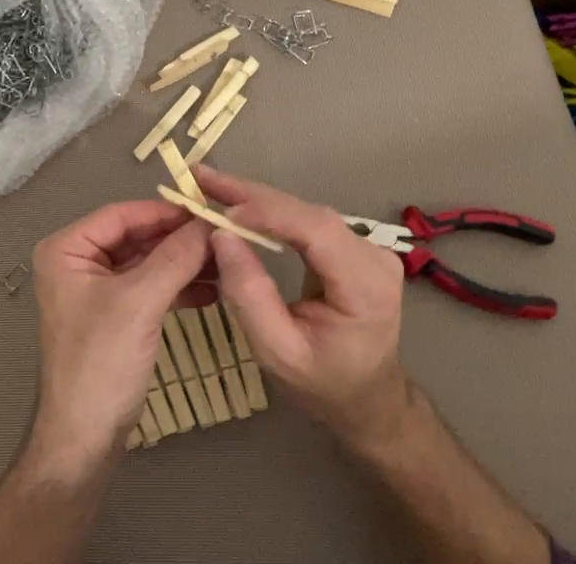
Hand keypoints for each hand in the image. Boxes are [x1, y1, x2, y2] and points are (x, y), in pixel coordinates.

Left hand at [28, 200, 213, 465]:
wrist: (86, 435)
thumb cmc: (101, 362)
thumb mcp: (138, 303)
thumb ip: (173, 259)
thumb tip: (210, 224)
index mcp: (66, 249)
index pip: (120, 215)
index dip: (164, 211)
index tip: (209, 211)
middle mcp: (76, 262)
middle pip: (135, 237)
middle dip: (178, 239)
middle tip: (225, 237)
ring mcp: (96, 290)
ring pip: (146, 263)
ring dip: (183, 264)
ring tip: (227, 263)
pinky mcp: (115, 315)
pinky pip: (149, 288)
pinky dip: (178, 288)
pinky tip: (213, 290)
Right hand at [196, 165, 411, 449]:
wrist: (365, 397)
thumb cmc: (322, 383)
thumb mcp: (278, 351)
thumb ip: (250, 295)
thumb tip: (221, 236)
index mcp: (366, 287)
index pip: (317, 230)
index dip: (268, 212)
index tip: (220, 210)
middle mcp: (374, 257)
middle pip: (308, 213)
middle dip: (251, 194)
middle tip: (201, 178)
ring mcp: (366, 248)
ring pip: (304, 210)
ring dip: (255, 197)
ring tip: (209, 186)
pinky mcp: (350, 246)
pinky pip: (304, 220)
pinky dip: (267, 210)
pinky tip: (236, 201)